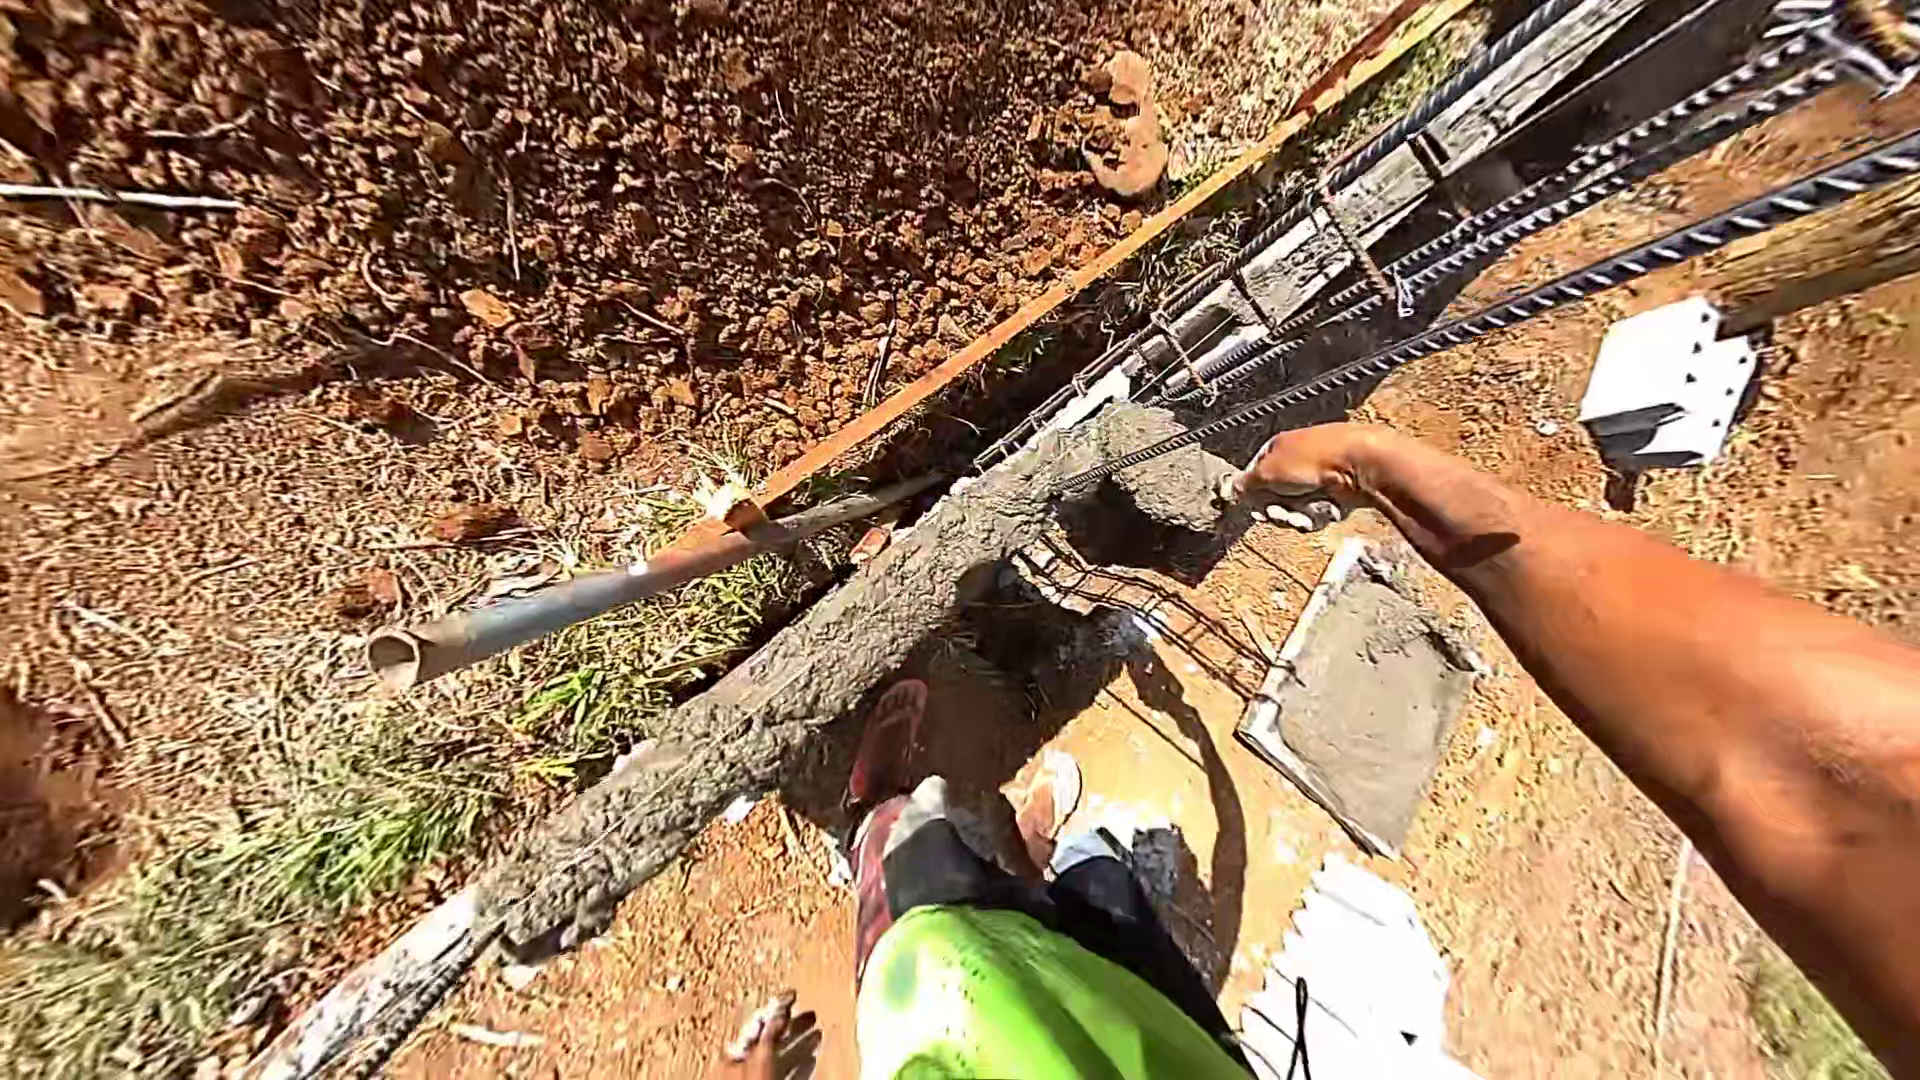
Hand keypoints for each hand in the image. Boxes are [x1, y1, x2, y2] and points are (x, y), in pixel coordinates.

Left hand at [711, 991, 819, 1079]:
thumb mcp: (762, 1059)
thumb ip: (771, 1033)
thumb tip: (781, 1012)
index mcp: (733, 1058)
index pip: (757, 1024)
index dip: (777, 1008)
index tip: (795, 995)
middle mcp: (741, 1071)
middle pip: (770, 1041)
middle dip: (793, 1027)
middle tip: (813, 1015)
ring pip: (780, 1060)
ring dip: (800, 1046)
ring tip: (819, 1034)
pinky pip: (785, 1078)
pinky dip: (799, 1069)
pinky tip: (812, 1060)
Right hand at [1217, 424, 1378, 530]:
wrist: (1362, 463)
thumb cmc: (1313, 459)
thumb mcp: (1266, 471)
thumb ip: (1245, 483)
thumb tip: (1233, 489)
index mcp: (1278, 446)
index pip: (1254, 473)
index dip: (1252, 493)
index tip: (1253, 507)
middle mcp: (1297, 459)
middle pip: (1274, 494)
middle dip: (1275, 508)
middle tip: (1278, 512)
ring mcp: (1318, 475)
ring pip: (1295, 506)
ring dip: (1295, 515)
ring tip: (1304, 513)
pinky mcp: (1336, 491)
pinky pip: (1316, 511)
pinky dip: (1316, 516)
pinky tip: (1323, 511)